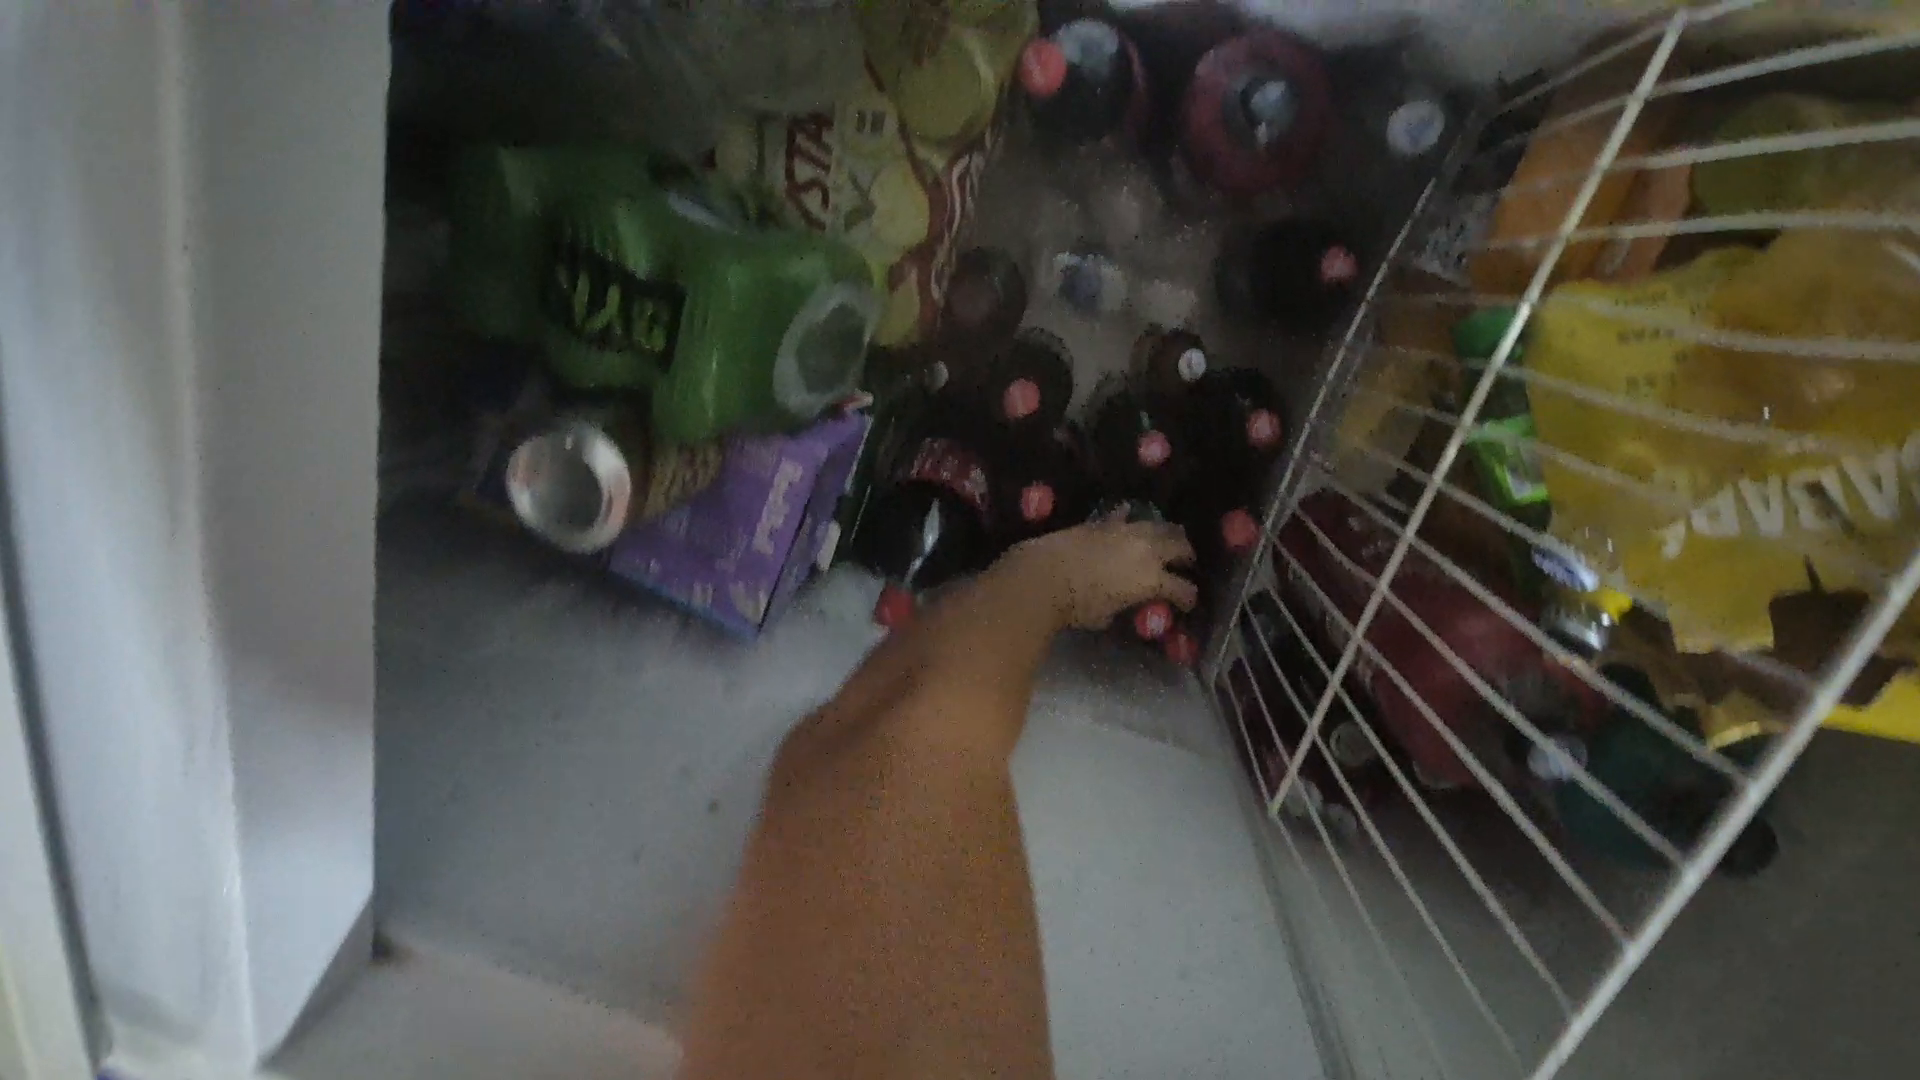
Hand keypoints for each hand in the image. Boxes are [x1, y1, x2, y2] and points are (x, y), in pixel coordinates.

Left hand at [998, 513, 1198, 631]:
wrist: (1045, 574)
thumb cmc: (1076, 605)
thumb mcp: (1105, 616)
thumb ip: (1121, 607)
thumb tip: (1121, 603)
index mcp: (1152, 580)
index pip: (1183, 589)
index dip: (1188, 598)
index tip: (1187, 603)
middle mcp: (1147, 551)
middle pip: (1179, 546)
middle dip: (1186, 555)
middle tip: (1185, 562)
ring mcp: (1126, 531)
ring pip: (1158, 525)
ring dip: (1166, 533)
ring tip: (1166, 538)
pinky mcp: (1103, 522)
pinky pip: (1123, 515)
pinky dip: (1129, 518)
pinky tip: (1128, 516)